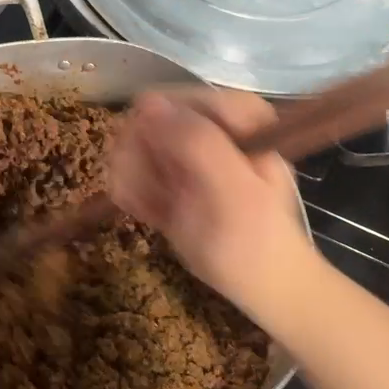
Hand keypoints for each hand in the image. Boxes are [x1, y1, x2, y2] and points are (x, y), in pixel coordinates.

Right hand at [107, 88, 319, 315]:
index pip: (166, 101)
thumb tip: (148, 102)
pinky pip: (127, 168)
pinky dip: (133, 195)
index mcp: (235, 114)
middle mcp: (206, 123)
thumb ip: (195, 141)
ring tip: (164, 210)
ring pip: (128, 145)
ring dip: (136, 183)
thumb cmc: (253, 243)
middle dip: (143, 164)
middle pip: (141, 122)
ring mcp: (184, 148)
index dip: (157, 139)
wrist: (261, 287)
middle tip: (167, 197)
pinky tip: (155, 215)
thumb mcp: (232, 192)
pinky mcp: (166, 171)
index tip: (169, 174)